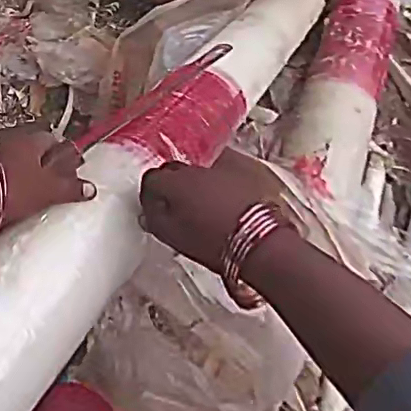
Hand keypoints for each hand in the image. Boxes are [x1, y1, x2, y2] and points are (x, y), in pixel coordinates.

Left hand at [0, 127, 92, 226]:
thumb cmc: (16, 190)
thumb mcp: (50, 190)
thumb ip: (72, 187)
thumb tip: (91, 188)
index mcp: (33, 140)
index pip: (56, 140)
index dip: (67, 154)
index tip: (76, 169)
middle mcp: (15, 141)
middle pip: (39, 150)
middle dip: (50, 164)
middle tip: (61, 183)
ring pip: (24, 162)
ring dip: (33, 174)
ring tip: (43, 194)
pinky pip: (10, 173)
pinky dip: (19, 183)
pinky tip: (24, 198)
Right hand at [140, 150, 287, 272]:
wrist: (264, 244)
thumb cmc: (215, 243)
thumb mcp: (175, 238)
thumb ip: (155, 221)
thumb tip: (147, 214)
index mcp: (171, 182)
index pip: (151, 180)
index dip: (150, 195)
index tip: (153, 209)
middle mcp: (192, 167)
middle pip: (173, 172)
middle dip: (172, 187)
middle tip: (178, 209)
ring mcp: (219, 165)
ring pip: (198, 171)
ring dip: (196, 184)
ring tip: (204, 207)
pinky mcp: (243, 169)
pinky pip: (222, 170)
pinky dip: (219, 181)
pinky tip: (224, 198)